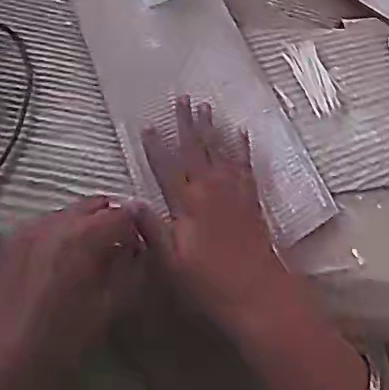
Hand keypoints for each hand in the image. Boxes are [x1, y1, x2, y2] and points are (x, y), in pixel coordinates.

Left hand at [0, 198, 143, 389]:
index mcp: (83, 235)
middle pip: (96, 204)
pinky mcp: (13, 239)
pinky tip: (58, 266)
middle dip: (111, 222)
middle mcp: (57, 221)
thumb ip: (128, 273)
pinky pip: (47, 225)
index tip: (138, 250)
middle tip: (116, 252)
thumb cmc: (55, 342)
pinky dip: (61, 235)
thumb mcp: (104, 312)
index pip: (123, 214)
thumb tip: (137, 251)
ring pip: (70, 212)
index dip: (136, 229)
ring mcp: (31, 227)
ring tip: (87, 261)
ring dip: (85, 227)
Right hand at [135, 96, 300, 334]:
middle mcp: (209, 189)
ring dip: (211, 127)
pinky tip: (241, 131)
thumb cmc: (209, 282)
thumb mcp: (172, 263)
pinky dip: (242, 146)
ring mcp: (232, 190)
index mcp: (186, 204)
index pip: (166, 168)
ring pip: (219, 150)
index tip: (148, 125)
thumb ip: (152, 230)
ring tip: (205, 106)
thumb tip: (132, 203)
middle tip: (182, 98)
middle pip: (194, 149)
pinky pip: (245, 163)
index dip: (156, 146)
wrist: (256, 290)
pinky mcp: (250, 196)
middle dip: (186, 123)